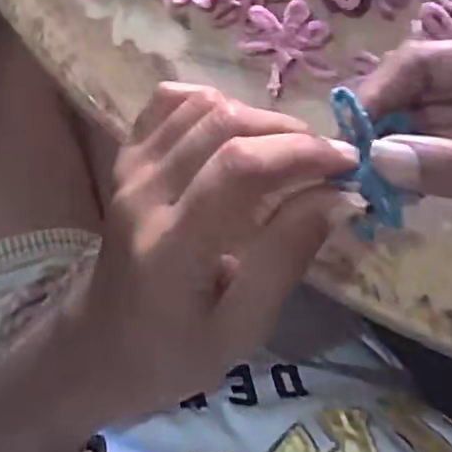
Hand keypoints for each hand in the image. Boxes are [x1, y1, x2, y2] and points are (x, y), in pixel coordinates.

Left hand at [55, 83, 357, 423]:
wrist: (104, 340)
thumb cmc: (177, 351)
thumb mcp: (243, 327)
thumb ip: (287, 255)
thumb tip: (340, 196)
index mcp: (170, 246)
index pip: (238, 169)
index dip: (299, 152)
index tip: (348, 160)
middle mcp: (143, 191)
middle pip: (220, 125)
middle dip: (286, 130)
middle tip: (325, 156)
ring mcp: (128, 166)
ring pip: (198, 104)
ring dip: (253, 115)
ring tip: (285, 147)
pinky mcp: (124, 154)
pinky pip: (167, 101)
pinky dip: (208, 101)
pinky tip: (233, 127)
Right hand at [357, 37, 451, 304]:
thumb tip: (379, 158)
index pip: (432, 59)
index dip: (382, 91)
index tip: (347, 138)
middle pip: (430, 89)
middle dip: (388, 123)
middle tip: (349, 172)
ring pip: (442, 122)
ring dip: (406, 150)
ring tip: (368, 190)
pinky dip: (435, 171)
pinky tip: (409, 196)